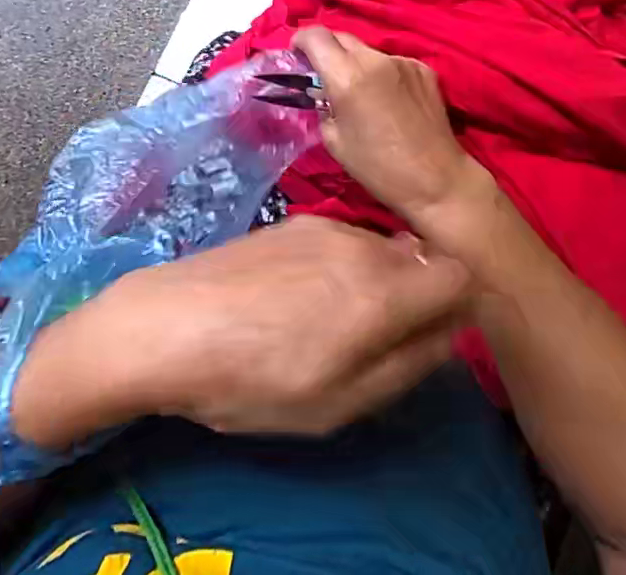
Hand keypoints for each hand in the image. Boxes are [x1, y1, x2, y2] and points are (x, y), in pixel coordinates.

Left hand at [44, 217, 471, 435]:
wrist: (166, 323)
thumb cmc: (253, 379)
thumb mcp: (338, 402)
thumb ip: (407, 363)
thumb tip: (448, 332)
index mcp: (382, 289)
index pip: (459, 274)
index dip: (455, 306)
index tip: (428, 335)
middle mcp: (361, 244)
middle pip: (420, 258)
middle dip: (416, 294)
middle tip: (374, 338)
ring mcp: (322, 226)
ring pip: (380, 248)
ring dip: (376, 280)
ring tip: (326, 322)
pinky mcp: (291, 223)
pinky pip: (342, 241)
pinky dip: (342, 266)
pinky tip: (295, 299)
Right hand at [292, 26, 489, 222]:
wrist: (436, 179)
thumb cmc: (378, 168)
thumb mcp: (334, 140)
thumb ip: (323, 105)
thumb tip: (323, 92)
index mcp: (348, 76)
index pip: (316, 36)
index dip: (301, 41)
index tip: (297, 55)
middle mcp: (376, 60)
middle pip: (342, 37)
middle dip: (327, 50)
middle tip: (323, 76)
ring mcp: (403, 61)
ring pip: (368, 51)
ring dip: (357, 64)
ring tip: (361, 94)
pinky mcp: (424, 69)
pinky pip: (392, 63)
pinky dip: (382, 74)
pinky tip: (389, 100)